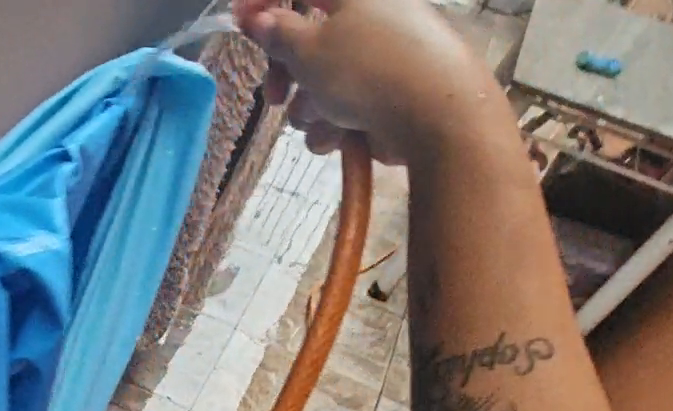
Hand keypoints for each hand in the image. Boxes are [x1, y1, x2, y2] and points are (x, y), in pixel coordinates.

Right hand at [231, 0, 504, 164]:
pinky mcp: (385, 93)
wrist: (434, 113)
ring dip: (310, 108)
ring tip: (322, 119)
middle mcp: (367, 18)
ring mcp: (378, 57)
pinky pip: (342, 108)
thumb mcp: (309, 50)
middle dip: (286, 74)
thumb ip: (278, 34)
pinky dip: (334, 124)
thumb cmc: (367, 69)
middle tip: (275, 98)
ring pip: (320, 83)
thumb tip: (256, 18)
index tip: (238, 20)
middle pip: (308, 42)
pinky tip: (342, 135)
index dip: (265, 1)